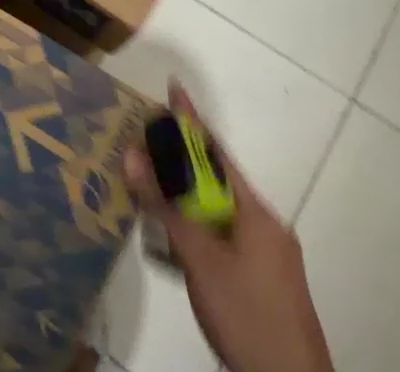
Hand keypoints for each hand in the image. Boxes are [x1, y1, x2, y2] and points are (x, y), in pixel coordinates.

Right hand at [124, 82, 333, 371]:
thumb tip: (134, 156)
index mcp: (255, 213)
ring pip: (216, 214)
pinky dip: (193, 233)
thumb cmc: (246, 313)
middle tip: (140, 151)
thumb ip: (167, 207)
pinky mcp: (260, 280)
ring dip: (182, 203)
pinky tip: (170, 247)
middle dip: (178, 165)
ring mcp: (265, 255)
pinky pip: (220, 239)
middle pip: (216, 182)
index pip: (216, 153)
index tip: (173, 87)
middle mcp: (263, 226)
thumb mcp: (200, 259)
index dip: (191, 121)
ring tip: (146, 197)